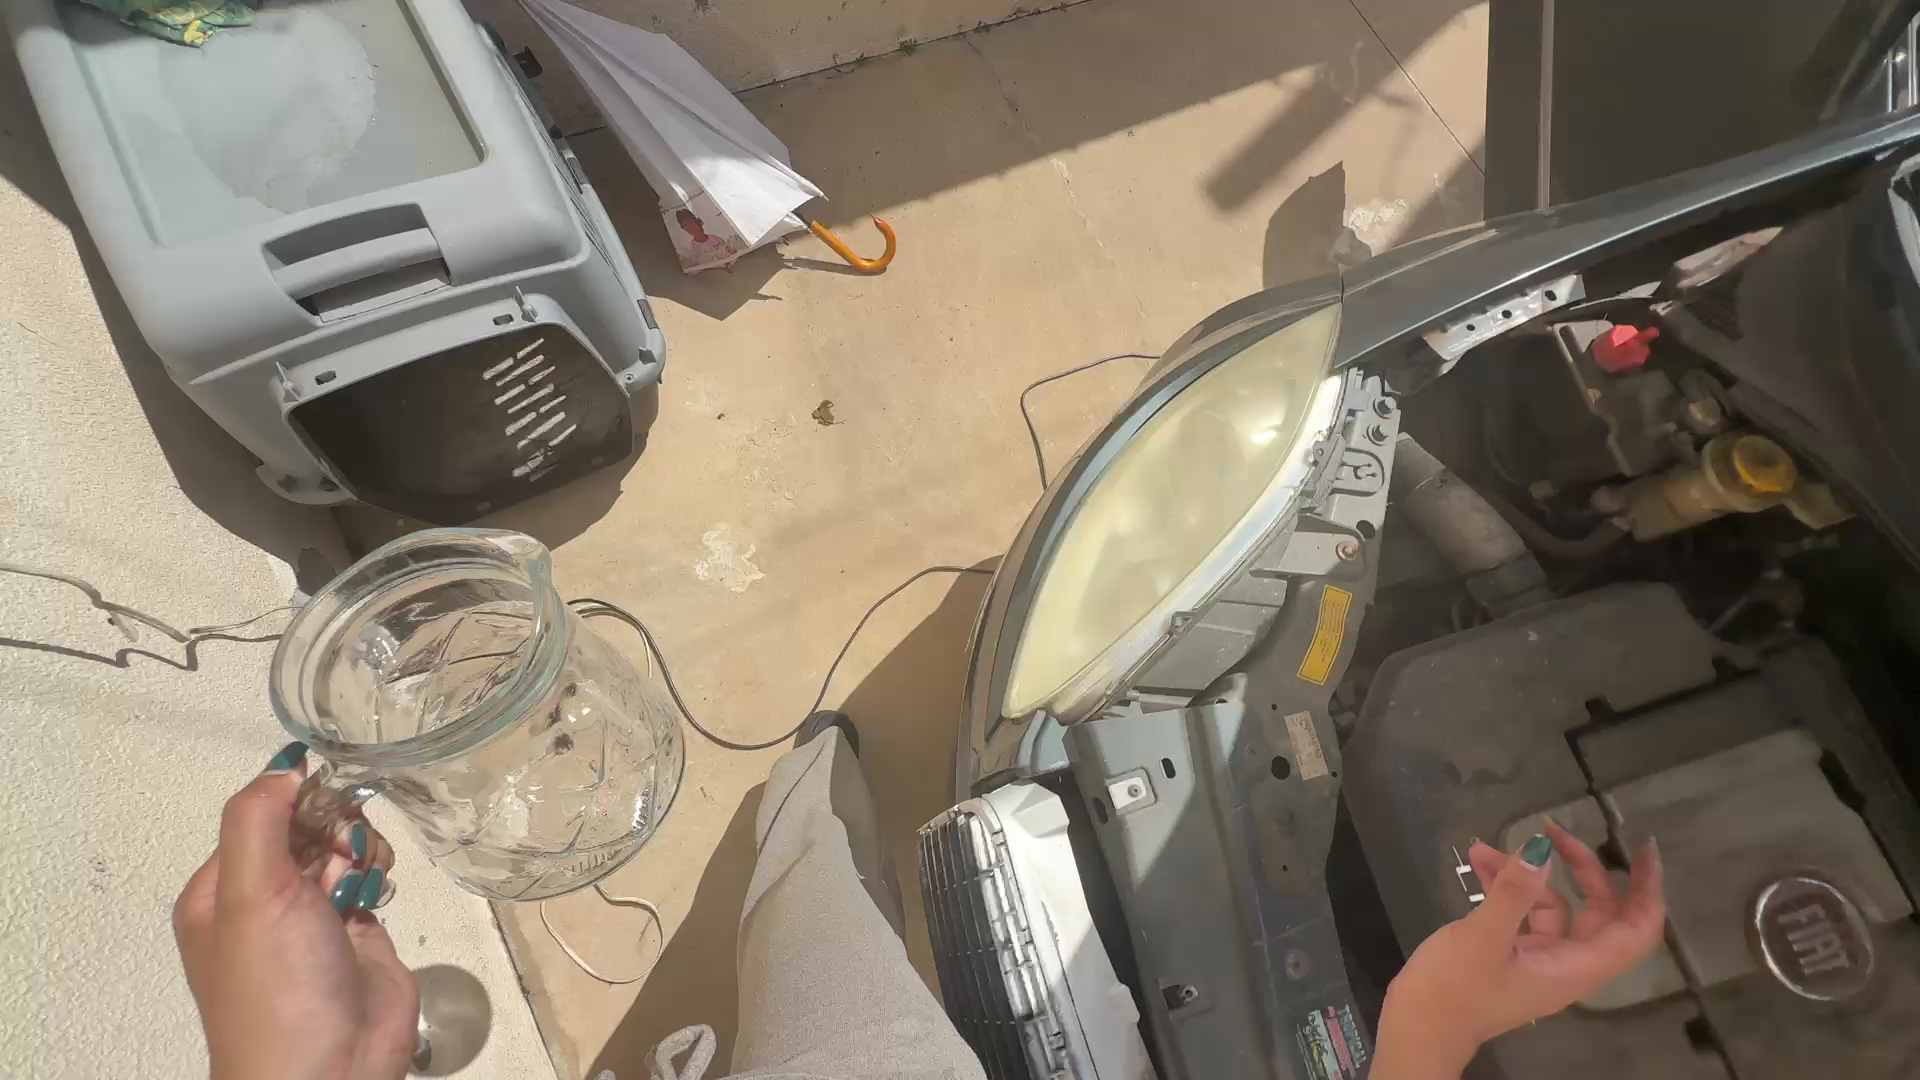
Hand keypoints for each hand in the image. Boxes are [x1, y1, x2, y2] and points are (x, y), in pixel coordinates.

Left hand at [173, 743, 417, 1079]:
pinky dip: (379, 873)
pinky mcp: (356, 924)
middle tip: (347, 856)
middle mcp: (263, 897)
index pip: (265, 814)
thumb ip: (259, 822)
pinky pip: (370, 874)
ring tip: (363, 882)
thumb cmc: (278, 977)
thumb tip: (286, 763)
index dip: (303, 802)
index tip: (334, 809)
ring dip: (364, 851)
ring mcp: (311, 913)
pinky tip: (379, 893)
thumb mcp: (251, 894)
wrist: (331, 1061)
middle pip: (312, 826)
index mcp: (221, 890)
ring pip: (347, 846)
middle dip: (341, 828)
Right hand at [1370, 821, 1664, 1079]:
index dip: (1647, 890)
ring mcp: (1537, 958)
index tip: (1644, 849)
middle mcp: (1566, 964)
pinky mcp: (1509, 952)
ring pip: (1551, 907)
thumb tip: (1540, 848)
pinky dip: (1504, 885)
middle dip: (1580, 868)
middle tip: (1550, 828)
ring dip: (1524, 873)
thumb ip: (1514, 892)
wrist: (1421, 1023)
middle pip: (1596, 912)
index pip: (1634, 930)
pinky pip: (1520, 912)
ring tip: (1482, 848)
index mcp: (1575, 968)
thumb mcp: (1482, 936)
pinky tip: (1477, 864)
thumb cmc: (1456, 986)